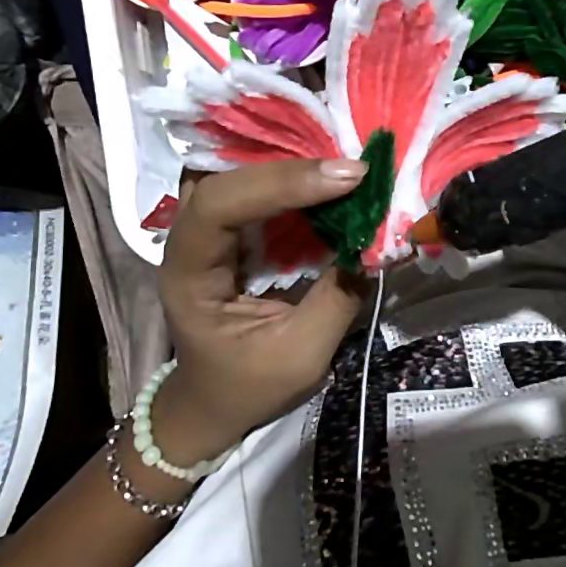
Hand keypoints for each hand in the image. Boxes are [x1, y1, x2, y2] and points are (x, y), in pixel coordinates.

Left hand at [151, 159, 368, 465]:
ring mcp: (208, 231)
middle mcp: (188, 241)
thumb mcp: (301, 355)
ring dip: (292, 164)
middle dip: (288, 164)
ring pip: (240, 173)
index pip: (218, 205)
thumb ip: (338, 298)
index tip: (346, 179)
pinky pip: (259, 190)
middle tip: (353, 165)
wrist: (216, 402)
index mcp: (188, 275)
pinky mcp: (233, 231)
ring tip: (347, 165)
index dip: (279, 183)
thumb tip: (378, 244)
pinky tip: (331, 179)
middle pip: (225, 175)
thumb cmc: (249, 386)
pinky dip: (296, 180)